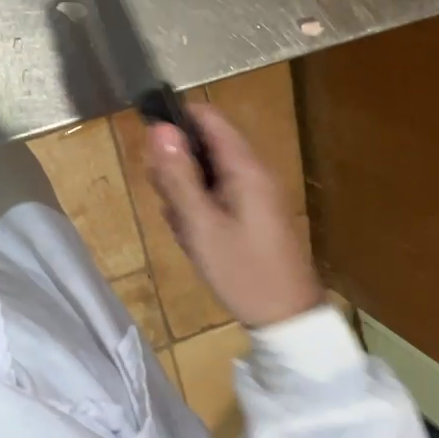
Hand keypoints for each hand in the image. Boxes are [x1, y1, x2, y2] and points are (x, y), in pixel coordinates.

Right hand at [145, 103, 322, 328]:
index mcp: (244, 167)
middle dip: (176, 165)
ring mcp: (254, 193)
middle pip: (202, 143)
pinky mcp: (253, 213)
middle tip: (164, 198)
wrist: (287, 322)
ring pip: (205, 171)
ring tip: (180, 223)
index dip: (175, 121)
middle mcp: (252, 172)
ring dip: (184, 190)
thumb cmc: (243, 271)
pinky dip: (198, 207)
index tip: (151, 147)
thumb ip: (178, 175)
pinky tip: (194, 235)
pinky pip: (216, 194)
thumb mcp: (200, 224)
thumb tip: (159, 127)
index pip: (206, 116)